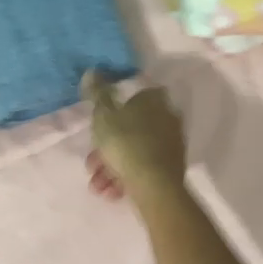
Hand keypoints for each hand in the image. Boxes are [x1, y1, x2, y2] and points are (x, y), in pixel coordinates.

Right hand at [83, 72, 186, 203]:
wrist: (154, 185)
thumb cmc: (126, 143)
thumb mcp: (103, 115)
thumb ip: (97, 93)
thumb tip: (93, 71)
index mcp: (154, 99)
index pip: (133, 96)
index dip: (111, 112)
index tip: (96, 129)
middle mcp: (167, 118)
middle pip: (130, 129)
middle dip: (106, 149)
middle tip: (91, 166)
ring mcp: (170, 144)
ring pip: (134, 152)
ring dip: (111, 168)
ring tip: (98, 186)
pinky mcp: (171, 168)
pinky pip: (143, 168)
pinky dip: (126, 178)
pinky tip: (111, 192)